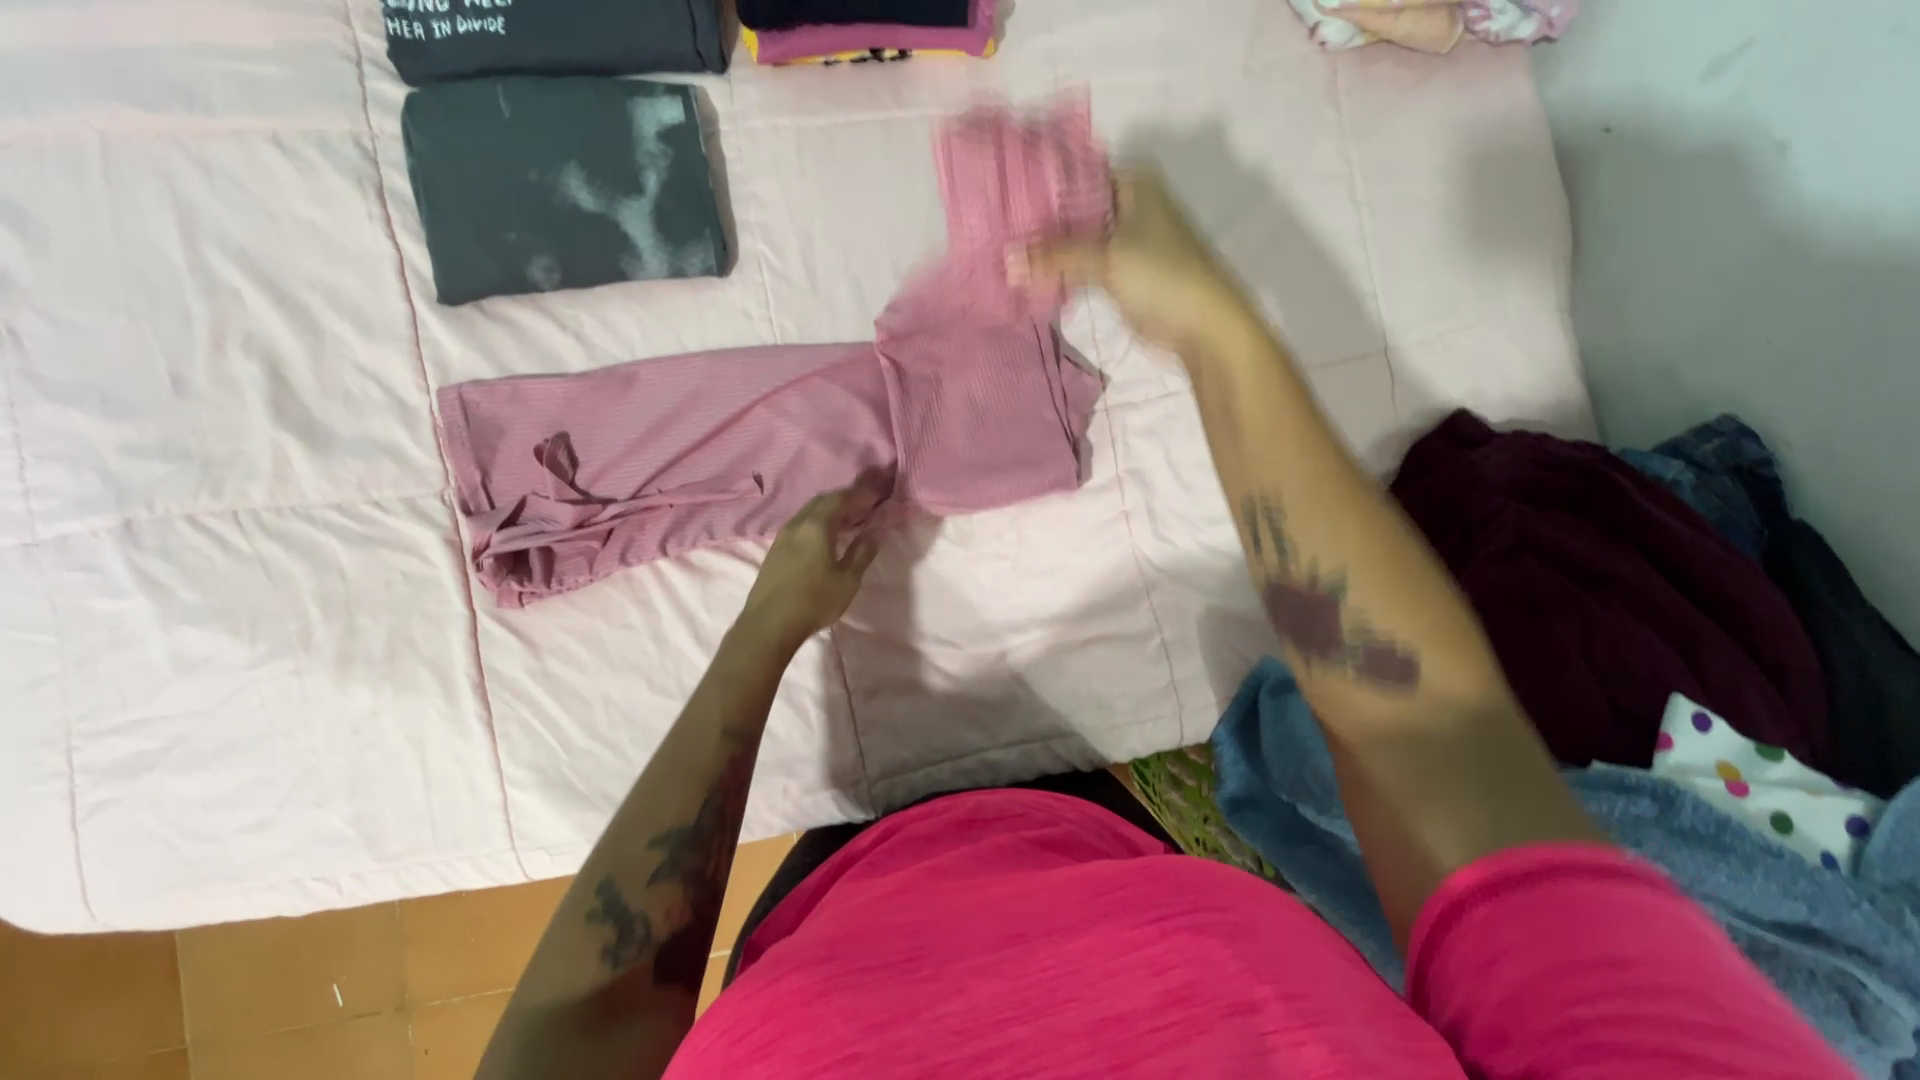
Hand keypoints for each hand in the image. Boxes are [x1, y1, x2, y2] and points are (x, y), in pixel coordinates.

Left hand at [739, 485, 883, 648]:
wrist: (769, 624)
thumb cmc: (814, 601)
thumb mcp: (847, 580)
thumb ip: (862, 553)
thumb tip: (873, 534)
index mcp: (816, 526)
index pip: (839, 499)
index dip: (857, 494)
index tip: (873, 496)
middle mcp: (796, 524)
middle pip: (820, 502)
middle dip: (842, 500)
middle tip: (861, 507)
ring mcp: (781, 537)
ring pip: (807, 513)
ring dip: (827, 512)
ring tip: (845, 522)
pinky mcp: (774, 551)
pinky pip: (798, 526)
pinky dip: (815, 524)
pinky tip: (822, 539)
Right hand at [1018, 168, 1255, 353]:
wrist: (1204, 325)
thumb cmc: (1162, 275)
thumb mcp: (1105, 257)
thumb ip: (1054, 255)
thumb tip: (1006, 261)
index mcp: (1133, 183)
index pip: (1076, 171)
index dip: (1041, 183)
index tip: (1002, 193)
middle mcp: (1128, 204)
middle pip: (1073, 207)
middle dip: (1039, 221)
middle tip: (995, 228)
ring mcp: (1125, 240)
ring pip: (1076, 239)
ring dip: (1048, 250)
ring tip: (1003, 254)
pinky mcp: (1121, 273)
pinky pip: (1082, 266)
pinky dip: (1061, 271)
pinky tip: (1028, 277)